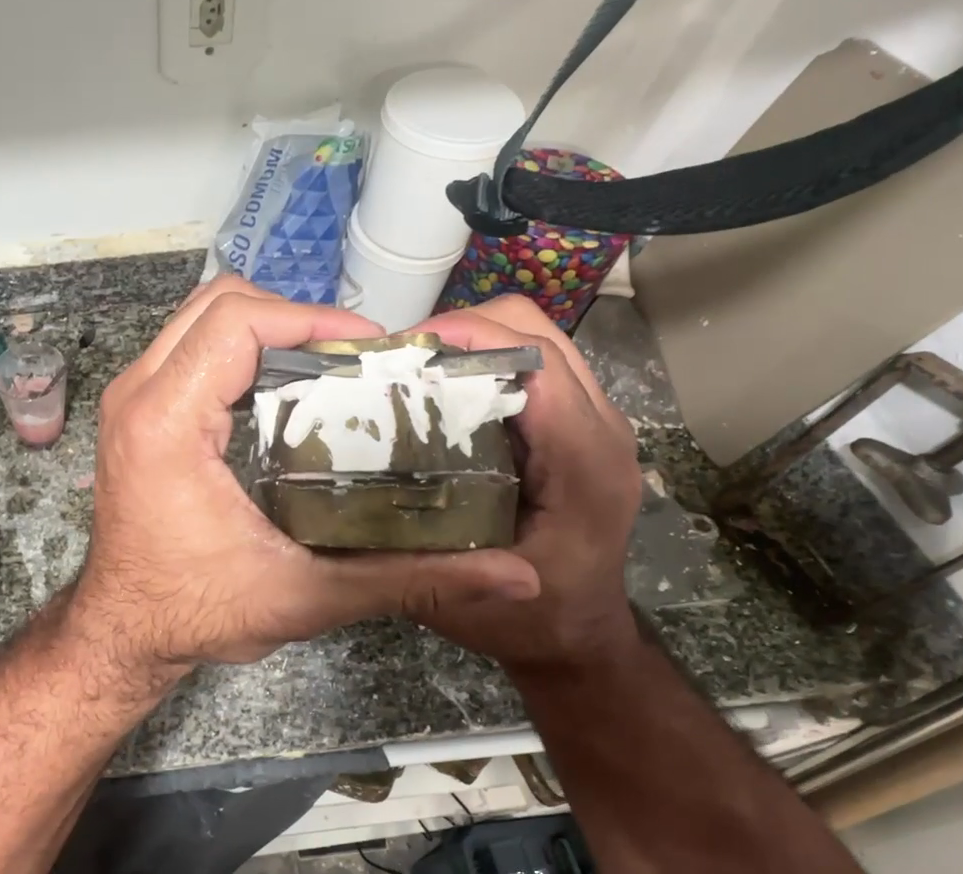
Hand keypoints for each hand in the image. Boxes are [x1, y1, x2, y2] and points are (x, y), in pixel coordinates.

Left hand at [68, 277, 538, 672]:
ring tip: (328, 365)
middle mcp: (138, 394)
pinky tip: (286, 387)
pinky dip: (239, 348)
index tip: (366, 346)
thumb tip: (515, 577)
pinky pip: (189, 346)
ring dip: (266, 327)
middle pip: (215, 303)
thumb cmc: (194, 611)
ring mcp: (130, 397)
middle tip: (353, 355)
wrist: (122, 628)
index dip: (307, 318)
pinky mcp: (135, 409)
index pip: (232, 323)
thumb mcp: (304, 596)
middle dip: (293, 314)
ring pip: (199, 317)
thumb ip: (407, 576)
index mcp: (165, 422)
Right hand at [409, 295, 643, 670]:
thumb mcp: (460, 595)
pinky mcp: (579, 424)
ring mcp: (595, 423)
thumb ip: (418, 544)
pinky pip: (534, 361)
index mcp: (583, 465)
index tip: (399, 347)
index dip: (468, 336)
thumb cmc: (526, 619)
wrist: (580, 637)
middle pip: (539, 331)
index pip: (536, 362)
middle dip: (464, 326)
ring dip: (474, 338)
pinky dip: (485, 357)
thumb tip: (362, 493)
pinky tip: (443, 387)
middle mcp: (600, 430)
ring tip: (417, 365)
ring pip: (537, 337)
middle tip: (401, 357)